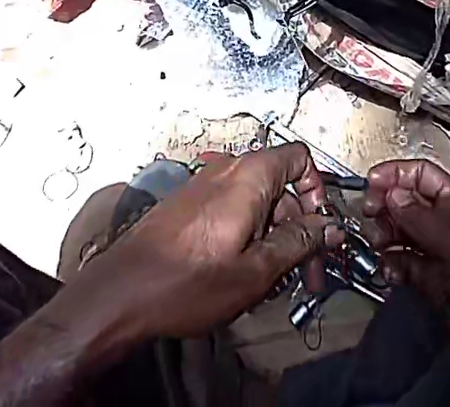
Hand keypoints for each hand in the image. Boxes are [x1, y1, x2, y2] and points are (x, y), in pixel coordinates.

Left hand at [53, 144, 342, 342]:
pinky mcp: (192, 202)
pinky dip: (247, 234)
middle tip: (302, 273)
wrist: (122, 291)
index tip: (319, 229)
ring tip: (268, 282)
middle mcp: (228, 169)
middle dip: (297, 227)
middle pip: (280, 185)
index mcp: (249, 175)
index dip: (317, 192)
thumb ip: (298, 243)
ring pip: (257, 200)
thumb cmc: (184, 282)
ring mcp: (207, 184)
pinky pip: (233, 208)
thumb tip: (328, 228)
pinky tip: (241, 274)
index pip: (300, 158)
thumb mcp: (255, 270)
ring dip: (272, 237)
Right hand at [362, 160, 449, 406]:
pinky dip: (394, 265)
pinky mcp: (441, 292)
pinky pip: (410, 268)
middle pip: (412, 203)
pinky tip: (387, 271)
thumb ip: (427, 223)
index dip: (396, 174)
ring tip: (375, 245)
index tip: (368, 184)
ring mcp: (448, 262)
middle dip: (386, 204)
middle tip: (368, 217)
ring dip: (387, 234)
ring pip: (407, 235)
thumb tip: (390, 192)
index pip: (426, 176)